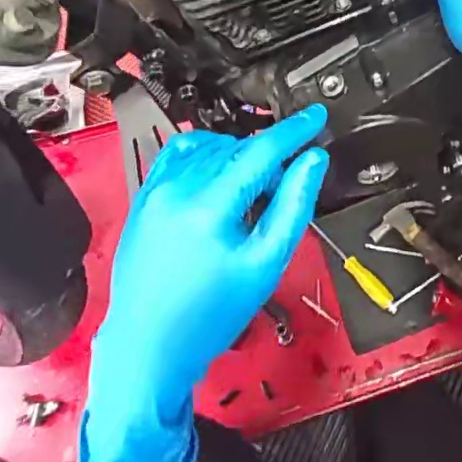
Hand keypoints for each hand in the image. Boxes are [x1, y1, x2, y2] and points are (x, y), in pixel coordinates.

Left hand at [79, 106, 329, 461]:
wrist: (151, 345)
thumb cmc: (208, 314)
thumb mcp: (266, 262)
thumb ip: (294, 204)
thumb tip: (312, 161)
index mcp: (208, 206)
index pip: (261, 150)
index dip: (295, 129)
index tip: (315, 116)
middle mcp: (176, 189)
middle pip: (239, 148)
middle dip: (270, 160)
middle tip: (281, 193)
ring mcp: (156, 190)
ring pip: (213, 147)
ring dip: (241, 158)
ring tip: (250, 196)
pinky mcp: (145, 195)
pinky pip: (180, 152)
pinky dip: (209, 153)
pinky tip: (222, 176)